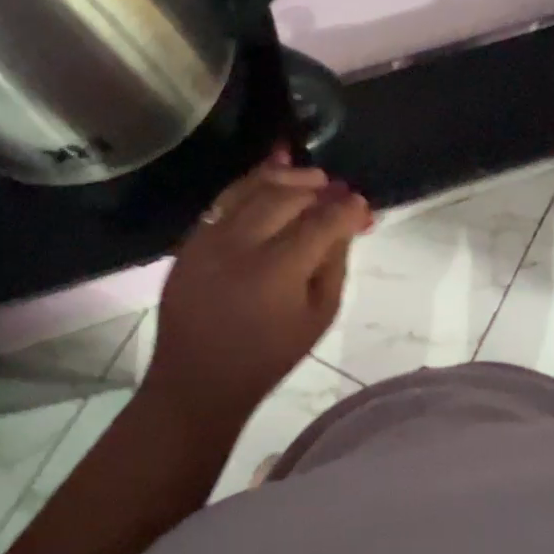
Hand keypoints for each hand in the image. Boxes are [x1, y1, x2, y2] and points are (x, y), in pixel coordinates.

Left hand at [145, 149, 372, 418]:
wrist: (197, 382)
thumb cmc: (268, 357)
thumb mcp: (319, 317)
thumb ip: (335, 263)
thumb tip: (348, 221)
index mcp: (276, 273)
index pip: (320, 223)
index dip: (347, 209)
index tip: (363, 206)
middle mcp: (239, 247)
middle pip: (287, 196)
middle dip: (319, 189)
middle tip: (340, 191)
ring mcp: (209, 240)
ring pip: (253, 189)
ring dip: (287, 176)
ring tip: (313, 177)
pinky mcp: (190, 241)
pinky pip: (225, 199)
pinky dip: (252, 183)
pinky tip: (275, 172)